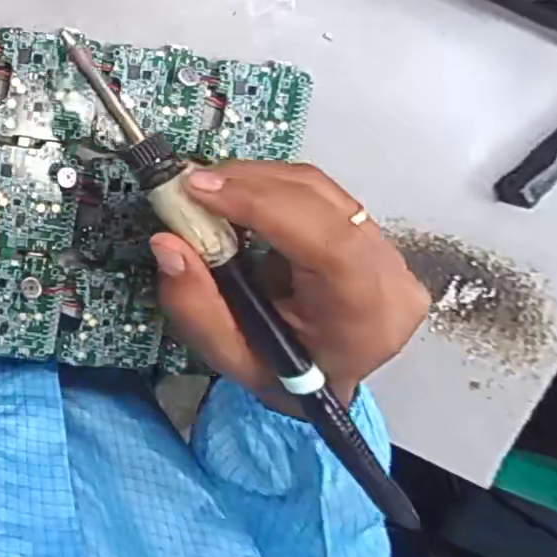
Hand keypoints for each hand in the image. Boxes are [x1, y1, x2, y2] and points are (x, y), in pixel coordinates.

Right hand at [149, 162, 426, 416]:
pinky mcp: (366, 231)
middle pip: (320, 203)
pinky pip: (312, 190)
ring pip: (314, 187)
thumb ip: (194, 304)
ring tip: (202, 190)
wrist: (321, 378)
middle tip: (186, 184)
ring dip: (250, 179)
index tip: (197, 189)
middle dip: (246, 183)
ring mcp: (384, 249)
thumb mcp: (226, 353)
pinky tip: (230, 195)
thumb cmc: (278, 371)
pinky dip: (263, 183)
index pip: (328, 243)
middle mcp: (390, 277)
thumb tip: (167, 242)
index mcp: (365, 316)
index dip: (261, 205)